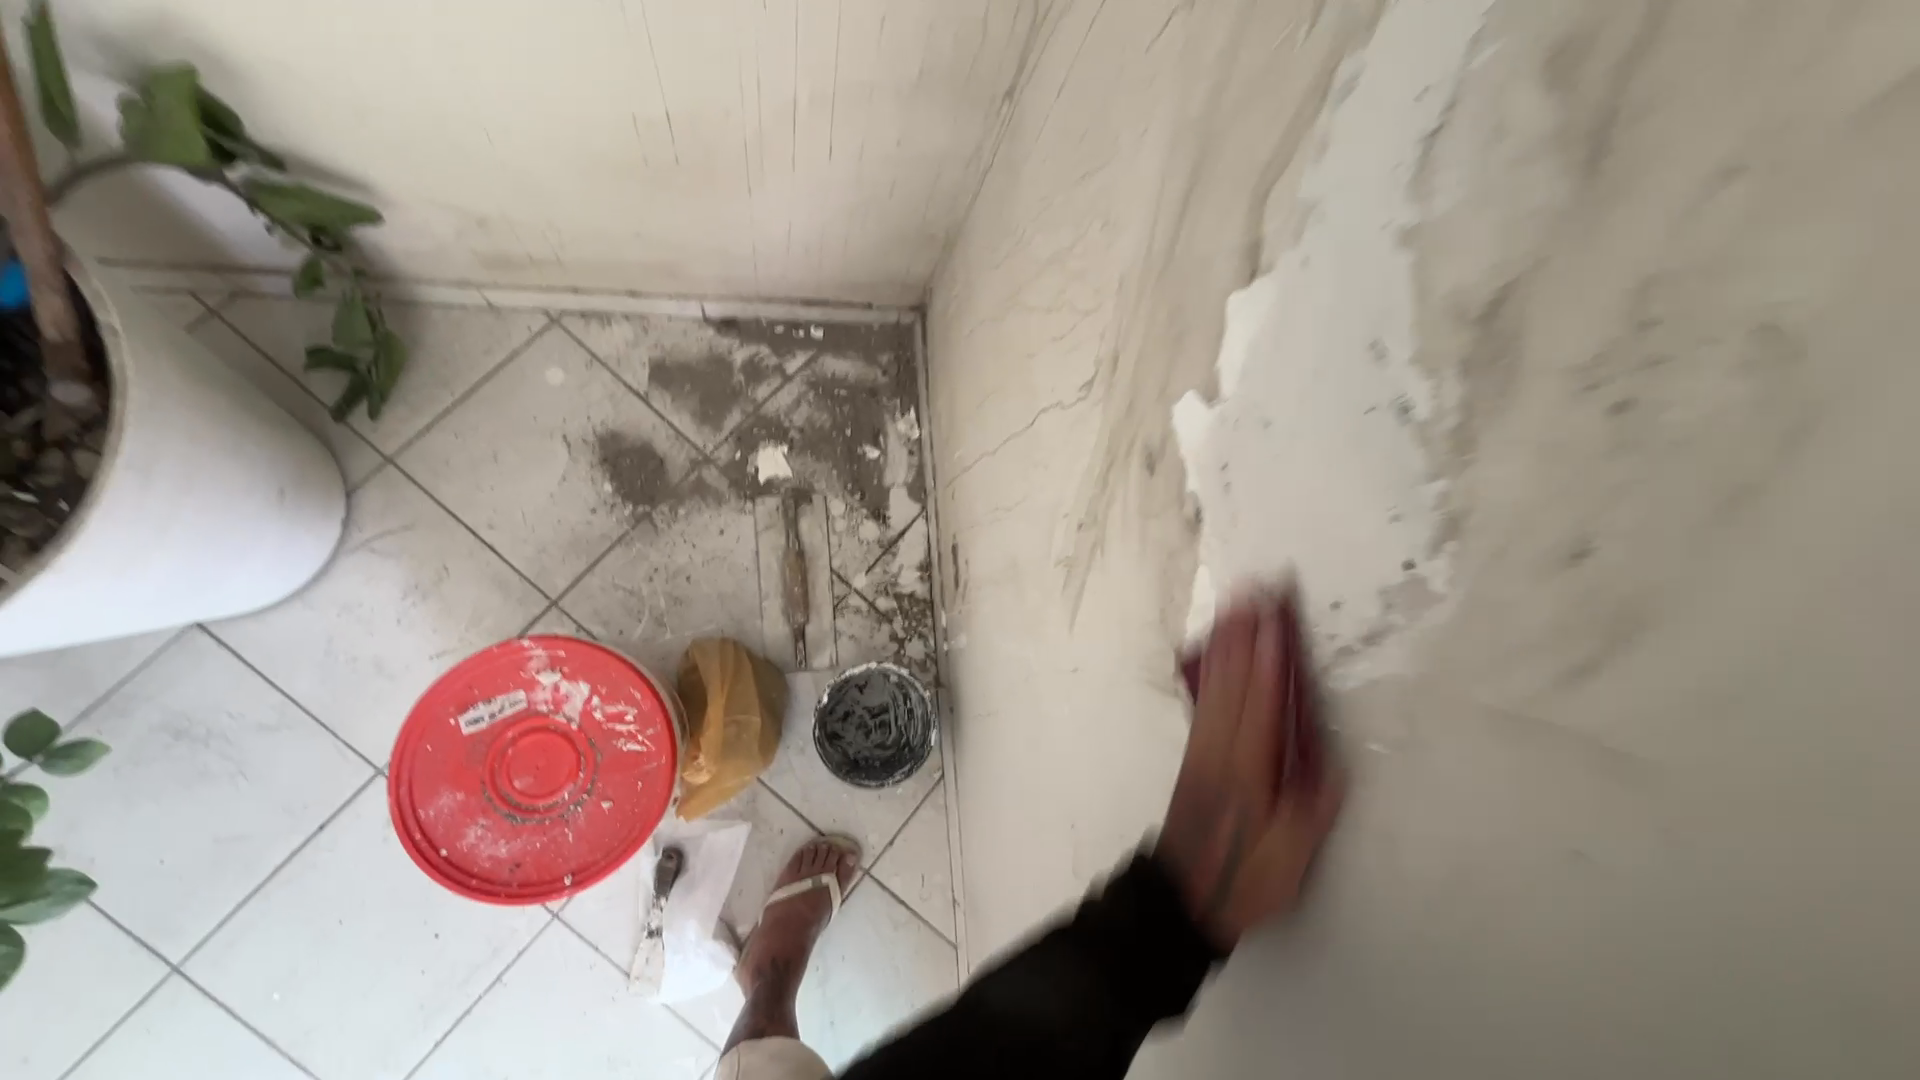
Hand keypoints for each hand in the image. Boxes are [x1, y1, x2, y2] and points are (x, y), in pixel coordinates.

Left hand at [1156, 583, 1345, 949]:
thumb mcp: (1290, 857)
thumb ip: (1311, 810)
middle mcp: (1222, 748)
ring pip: (1215, 684)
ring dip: (1226, 642)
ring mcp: (1203, 747)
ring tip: (1235, 605)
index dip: (1268, 660)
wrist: (1183, 895)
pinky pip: (1204, 699)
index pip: (1261, 702)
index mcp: (1248, 769)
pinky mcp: (1195, 753)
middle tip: (1253, 590)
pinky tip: (1214, 652)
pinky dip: (1210, 668)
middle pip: (1234, 681)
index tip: (1275, 620)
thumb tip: (1330, 766)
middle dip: (1245, 634)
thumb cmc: (1243, 878)